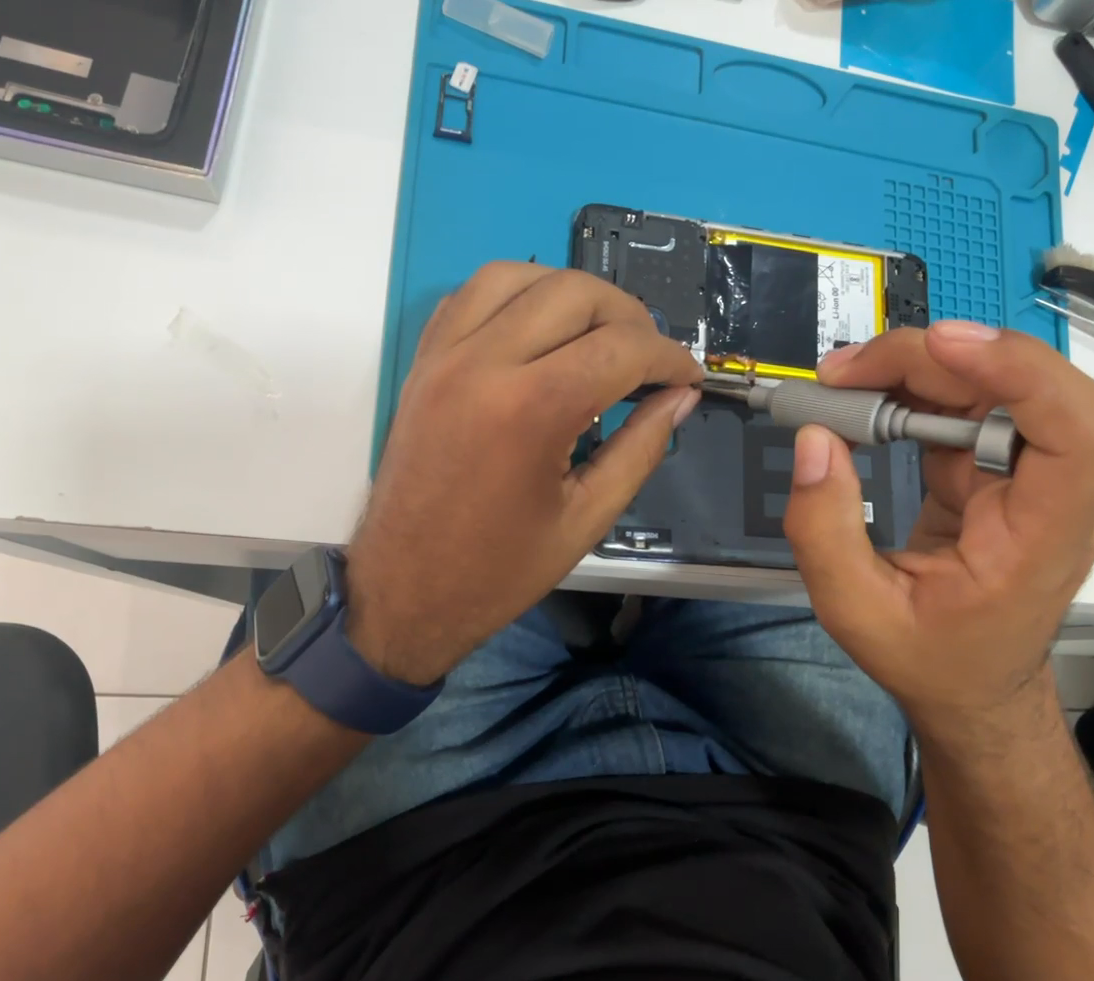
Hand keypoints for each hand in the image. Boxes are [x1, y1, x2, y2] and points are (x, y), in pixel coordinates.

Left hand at [345, 262, 702, 683]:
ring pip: (519, 275)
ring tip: (599, 336)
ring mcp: (444, 355)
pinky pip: (471, 294)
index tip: (687, 379)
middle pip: (575, 293)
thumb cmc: (498, 571)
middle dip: (630, 318)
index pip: (620, 348)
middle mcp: (483, 362)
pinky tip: (540, 331)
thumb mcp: (587, 520)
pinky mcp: (423, 361)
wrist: (405, 591)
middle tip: (649, 361)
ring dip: (571, 294)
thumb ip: (640, 449)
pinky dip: (516, 295)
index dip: (668, 357)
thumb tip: (679, 398)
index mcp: (531, 410)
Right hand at [782, 321, 1093, 728]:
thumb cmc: (930, 663)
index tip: (942, 346)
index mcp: (1042, 538)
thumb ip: (826, 532)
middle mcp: (1055, 496)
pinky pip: (969, 412)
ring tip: (841, 381)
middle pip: (1024, 392)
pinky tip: (865, 399)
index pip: (1077, 430)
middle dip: (933, 362)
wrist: (974, 690)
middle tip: (841, 371)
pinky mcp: (1005, 474)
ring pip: (994, 390)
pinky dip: (915, 395)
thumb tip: (814, 440)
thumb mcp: (856, 612)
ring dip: (918, 371)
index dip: (1022, 372)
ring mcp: (1034, 481)